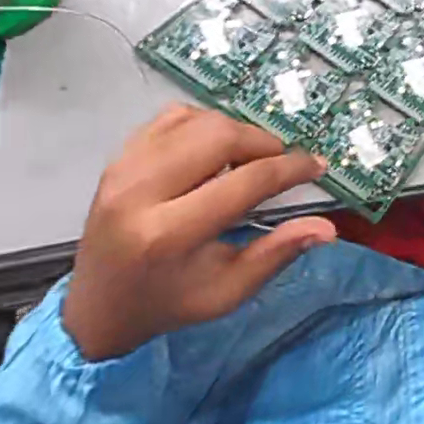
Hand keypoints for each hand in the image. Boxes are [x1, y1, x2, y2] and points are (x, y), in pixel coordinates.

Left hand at [62, 105, 336, 359]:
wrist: (96, 306)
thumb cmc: (167, 303)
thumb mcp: (226, 292)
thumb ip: (276, 255)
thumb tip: (326, 228)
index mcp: (168, 234)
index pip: (245, 182)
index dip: (290, 169)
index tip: (317, 165)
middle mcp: (141, 191)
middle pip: (221, 137)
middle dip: (264, 143)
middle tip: (282, 162)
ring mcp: (124, 167)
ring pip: (199, 120)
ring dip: (236, 132)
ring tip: (250, 159)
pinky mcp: (119, 155)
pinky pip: (174, 117)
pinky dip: (205, 124)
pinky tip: (214, 150)